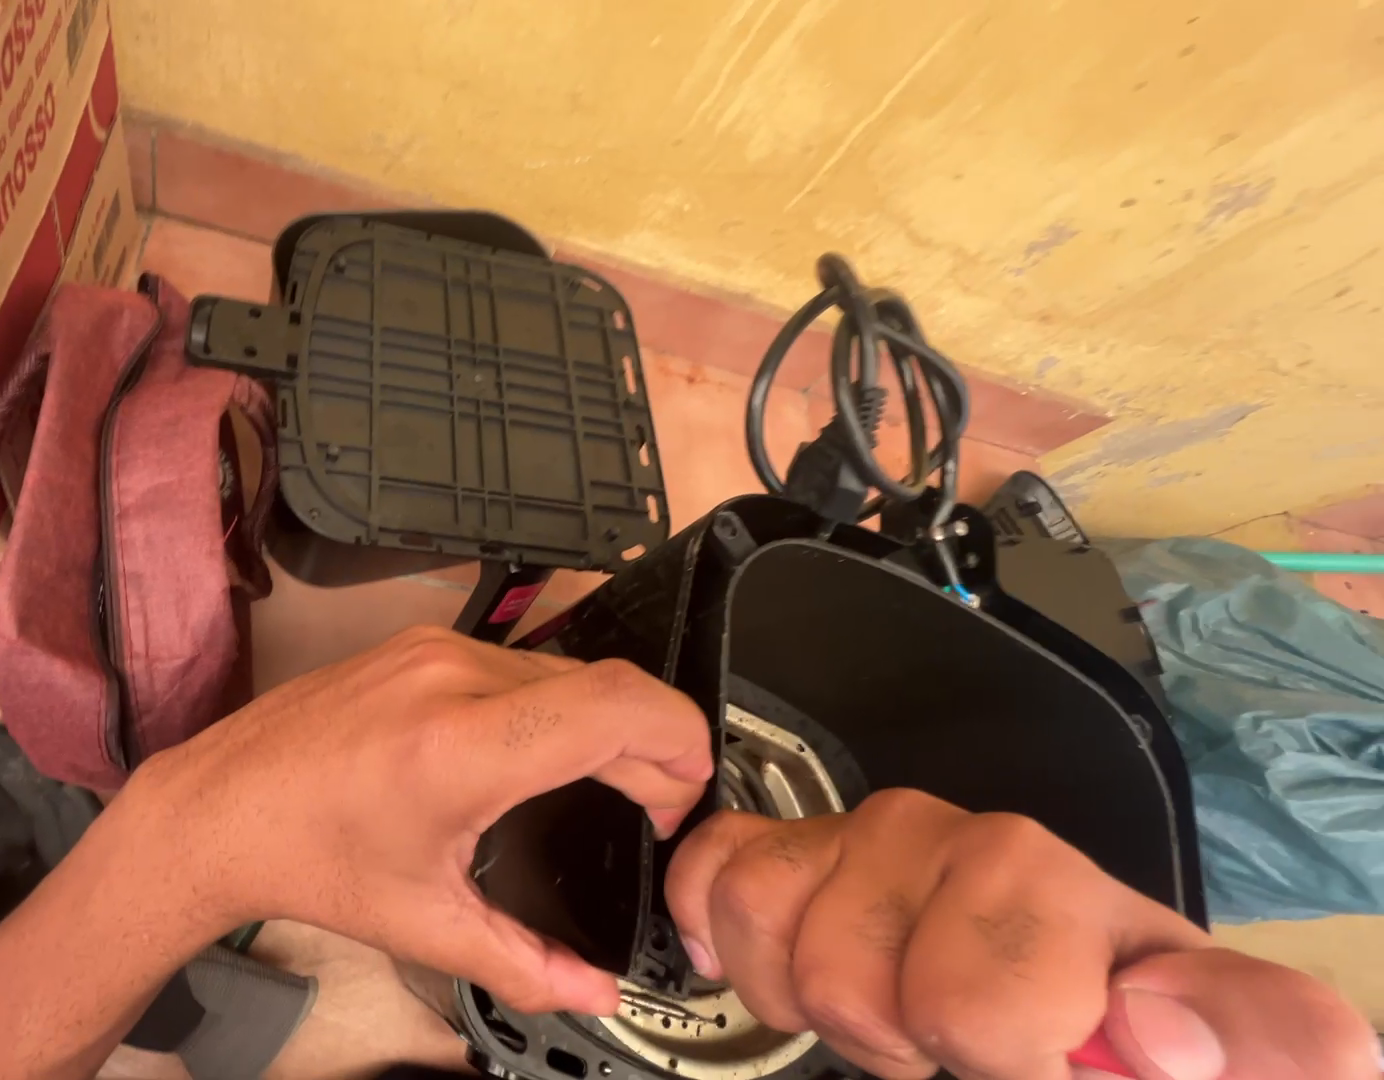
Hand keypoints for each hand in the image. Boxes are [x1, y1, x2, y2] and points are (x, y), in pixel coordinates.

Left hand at [113, 626, 712, 1015]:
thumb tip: (599, 990)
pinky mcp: (419, 641)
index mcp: (463, 746)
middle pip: (604, 683)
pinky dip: (551, 701)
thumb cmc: (312, 859)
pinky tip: (533, 748)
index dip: (678, 740)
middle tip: (644, 805)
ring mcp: (434, 648)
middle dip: (646, 743)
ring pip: (564, 669)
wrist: (222, 802)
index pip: (617, 704)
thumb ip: (528, 963)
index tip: (681, 793)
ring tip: (595, 780)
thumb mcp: (423, 923)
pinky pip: (517, 662)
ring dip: (598, 720)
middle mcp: (454, 676)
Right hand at [665, 789, 1378, 1079]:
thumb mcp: (1223, 1039)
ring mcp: (838, 824)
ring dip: (797, 999)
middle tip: (938, 1048)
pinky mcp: (776, 832)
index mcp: (1029, 867)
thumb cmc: (1118, 1010)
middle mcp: (921, 824)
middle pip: (841, 975)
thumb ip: (1256, 1036)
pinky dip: (707, 920)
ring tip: (863, 1015)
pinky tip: (745, 964)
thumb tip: (1153, 1033)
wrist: (1048, 957)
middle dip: (886, 1045)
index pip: (966, 1010)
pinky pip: (708, 863)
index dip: (999, 1070)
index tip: (1032, 1067)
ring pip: (756, 912)